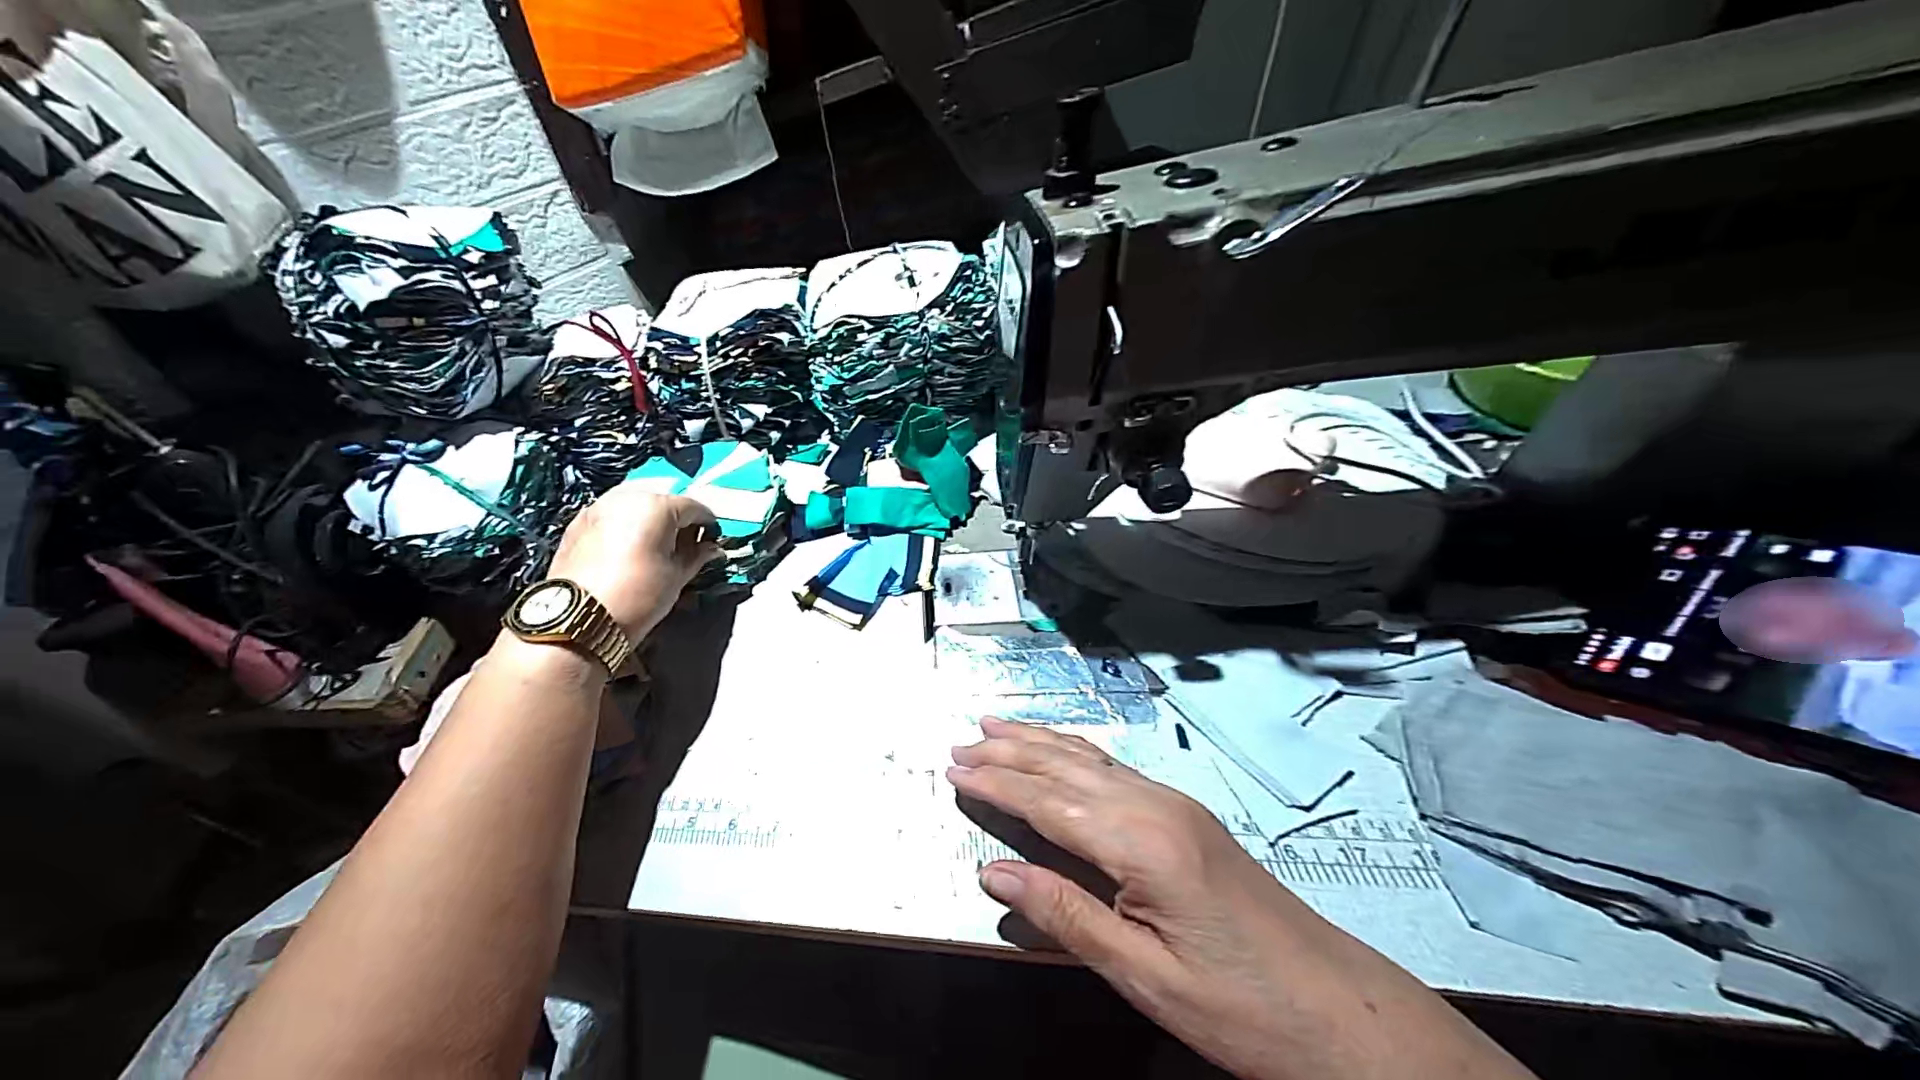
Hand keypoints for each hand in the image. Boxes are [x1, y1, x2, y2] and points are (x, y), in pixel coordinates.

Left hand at [545, 484, 719, 638]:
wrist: (579, 617)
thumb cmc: (638, 595)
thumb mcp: (677, 577)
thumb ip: (697, 556)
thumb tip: (711, 549)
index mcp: (657, 506)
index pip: (694, 507)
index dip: (707, 524)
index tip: (710, 540)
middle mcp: (627, 497)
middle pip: (663, 499)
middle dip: (677, 518)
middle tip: (684, 543)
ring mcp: (599, 507)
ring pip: (635, 502)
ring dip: (650, 518)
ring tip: (656, 544)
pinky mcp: (579, 521)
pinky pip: (613, 514)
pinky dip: (626, 524)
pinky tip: (630, 547)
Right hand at [949, 718, 1532, 1079]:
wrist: (1340, 1009)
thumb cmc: (1238, 1006)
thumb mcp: (1143, 975)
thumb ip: (1064, 915)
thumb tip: (994, 873)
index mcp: (1141, 843)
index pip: (1049, 801)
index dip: (997, 784)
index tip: (954, 769)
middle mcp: (1156, 806)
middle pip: (1066, 768)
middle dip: (1010, 752)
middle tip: (963, 741)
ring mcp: (1176, 805)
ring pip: (1091, 760)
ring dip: (1040, 742)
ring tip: (998, 726)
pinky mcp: (1187, 815)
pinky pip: (1116, 770)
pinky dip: (1076, 754)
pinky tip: (1063, 751)